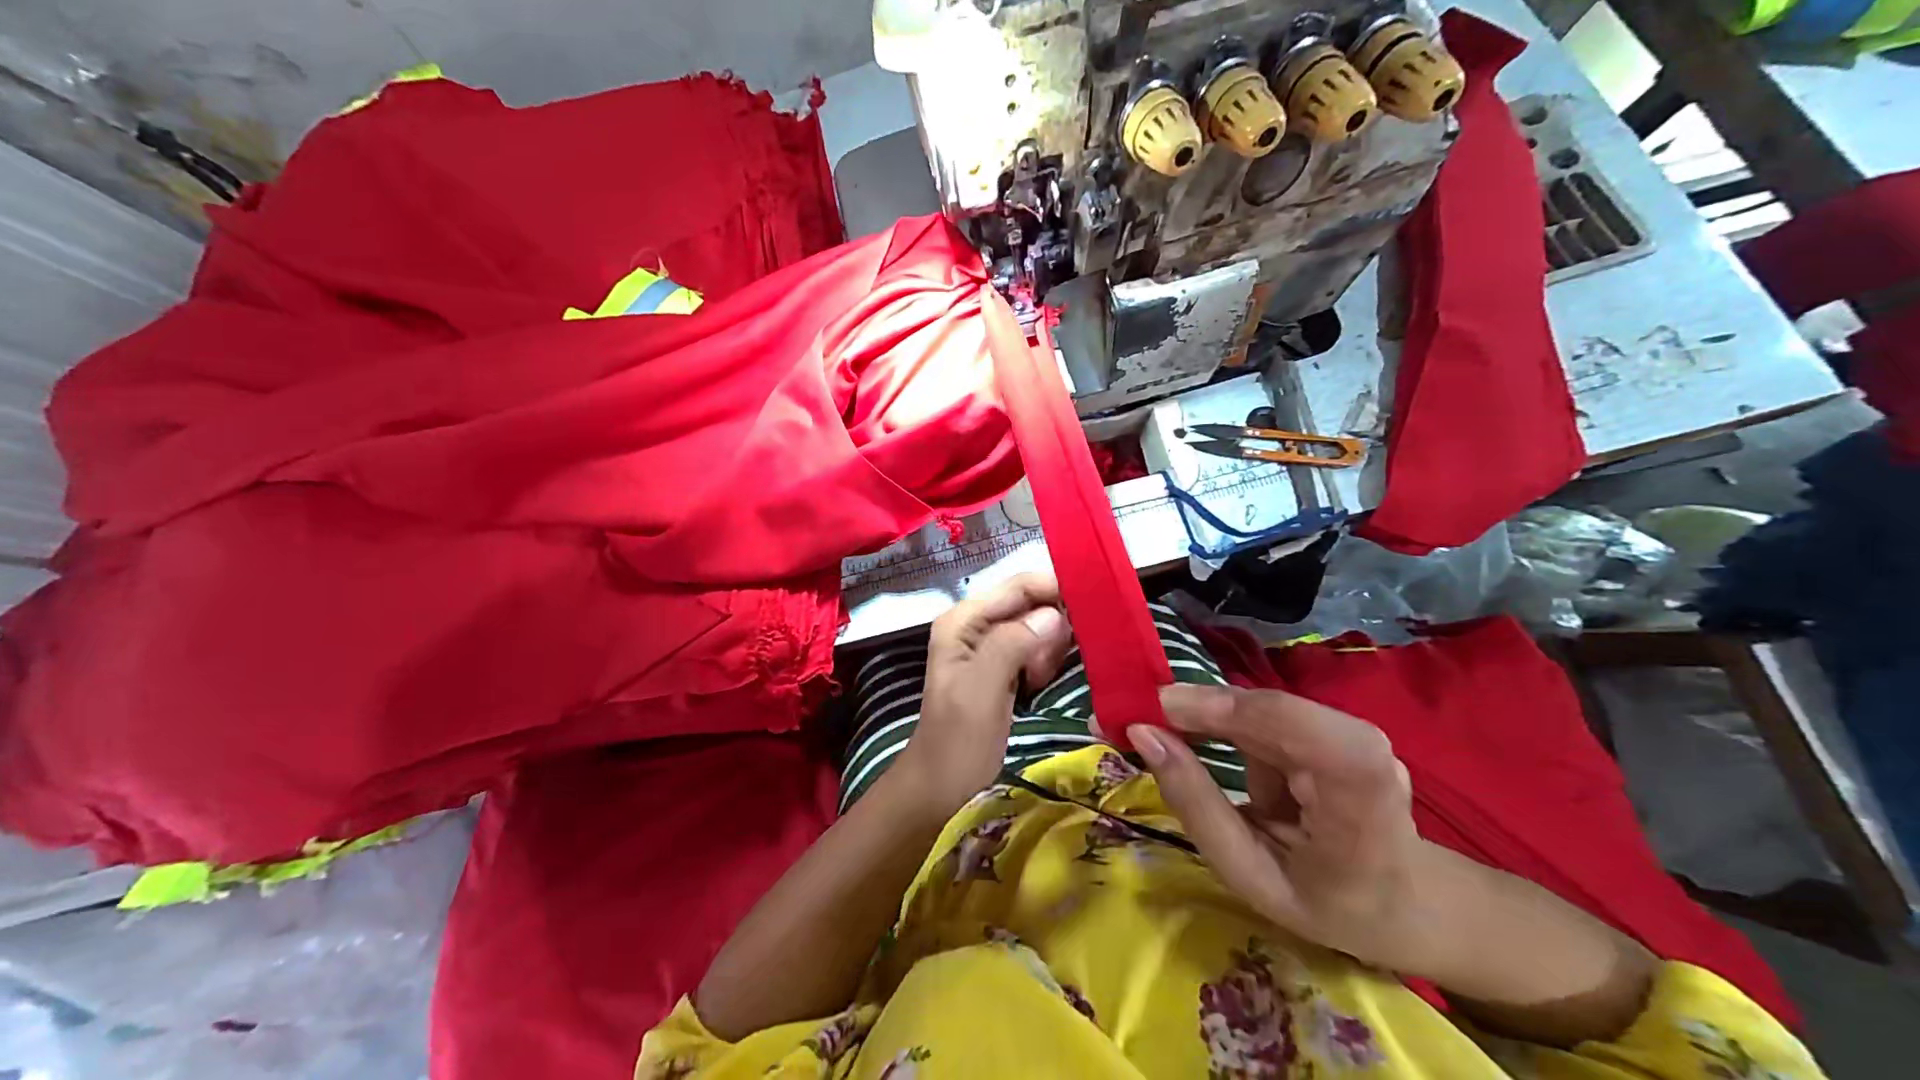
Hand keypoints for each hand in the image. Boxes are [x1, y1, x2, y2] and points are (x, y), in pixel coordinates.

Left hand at [896, 573, 1072, 814]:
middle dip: (1055, 621)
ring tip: (1041, 676)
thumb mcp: (981, 692)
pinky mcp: (1003, 669)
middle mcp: (975, 625)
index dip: (1057, 586)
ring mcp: (989, 647)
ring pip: (1037, 626)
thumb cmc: (956, 744)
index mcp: (963, 620)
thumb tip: (1055, 614)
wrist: (939, 791)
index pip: (1019, 586)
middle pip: (1031, 602)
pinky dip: (1047, 660)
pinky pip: (1035, 650)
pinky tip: (1041, 681)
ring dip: (1052, 645)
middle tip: (1056, 658)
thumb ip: (1012, 646)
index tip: (1099, 601)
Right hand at [1128, 684, 1433, 972]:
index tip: (1148, 711)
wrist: (1409, 903)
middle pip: (1263, 709)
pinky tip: (1228, 773)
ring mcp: (1349, 728)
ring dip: (1207, 727)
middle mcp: (1361, 743)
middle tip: (1128, 719)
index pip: (1286, 722)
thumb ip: (1197, 806)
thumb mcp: (1252, 875)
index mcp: (1358, 791)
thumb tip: (1142, 735)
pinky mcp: (1328, 724)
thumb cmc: (1333, 906)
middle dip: (1194, 711)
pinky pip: (1260, 718)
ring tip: (1175, 756)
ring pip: (1255, 709)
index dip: (1215, 706)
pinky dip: (1226, 734)